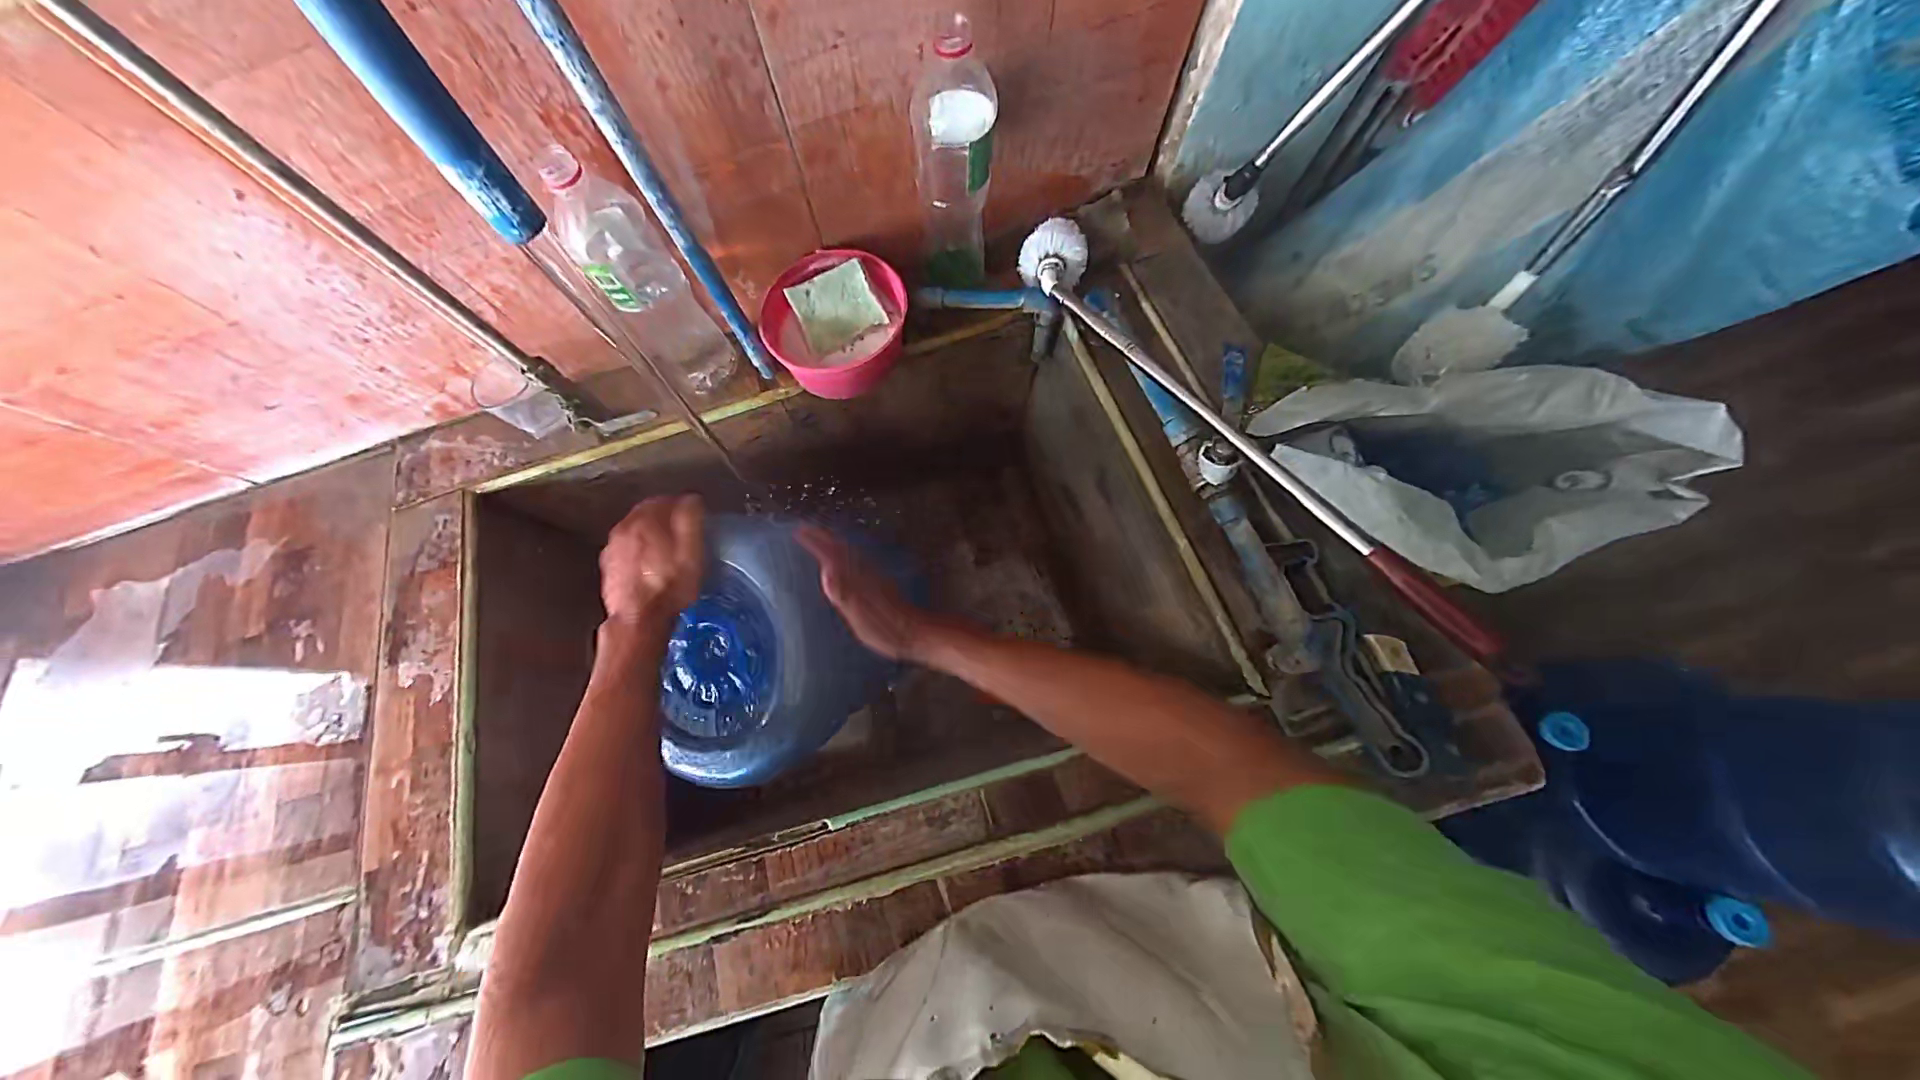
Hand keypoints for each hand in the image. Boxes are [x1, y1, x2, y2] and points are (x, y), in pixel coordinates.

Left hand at [600, 495, 703, 628]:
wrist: (638, 619)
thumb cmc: (669, 586)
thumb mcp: (691, 552)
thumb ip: (690, 521)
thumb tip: (690, 499)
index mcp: (645, 521)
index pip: (665, 499)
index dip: (682, 504)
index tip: (693, 511)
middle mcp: (624, 529)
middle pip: (646, 512)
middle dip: (665, 514)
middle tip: (682, 525)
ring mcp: (613, 548)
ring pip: (635, 529)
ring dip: (650, 531)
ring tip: (668, 544)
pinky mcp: (609, 566)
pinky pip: (627, 547)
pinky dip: (639, 547)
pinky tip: (650, 562)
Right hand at [796, 525, 937, 661]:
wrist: (915, 631)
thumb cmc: (887, 630)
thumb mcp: (861, 619)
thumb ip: (843, 595)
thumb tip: (826, 572)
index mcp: (857, 580)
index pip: (832, 555)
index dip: (816, 542)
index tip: (800, 531)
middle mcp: (865, 573)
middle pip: (841, 549)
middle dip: (823, 536)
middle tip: (806, 528)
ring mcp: (873, 576)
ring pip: (850, 552)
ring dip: (834, 542)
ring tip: (821, 537)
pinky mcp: (879, 582)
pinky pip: (857, 560)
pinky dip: (845, 553)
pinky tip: (844, 558)